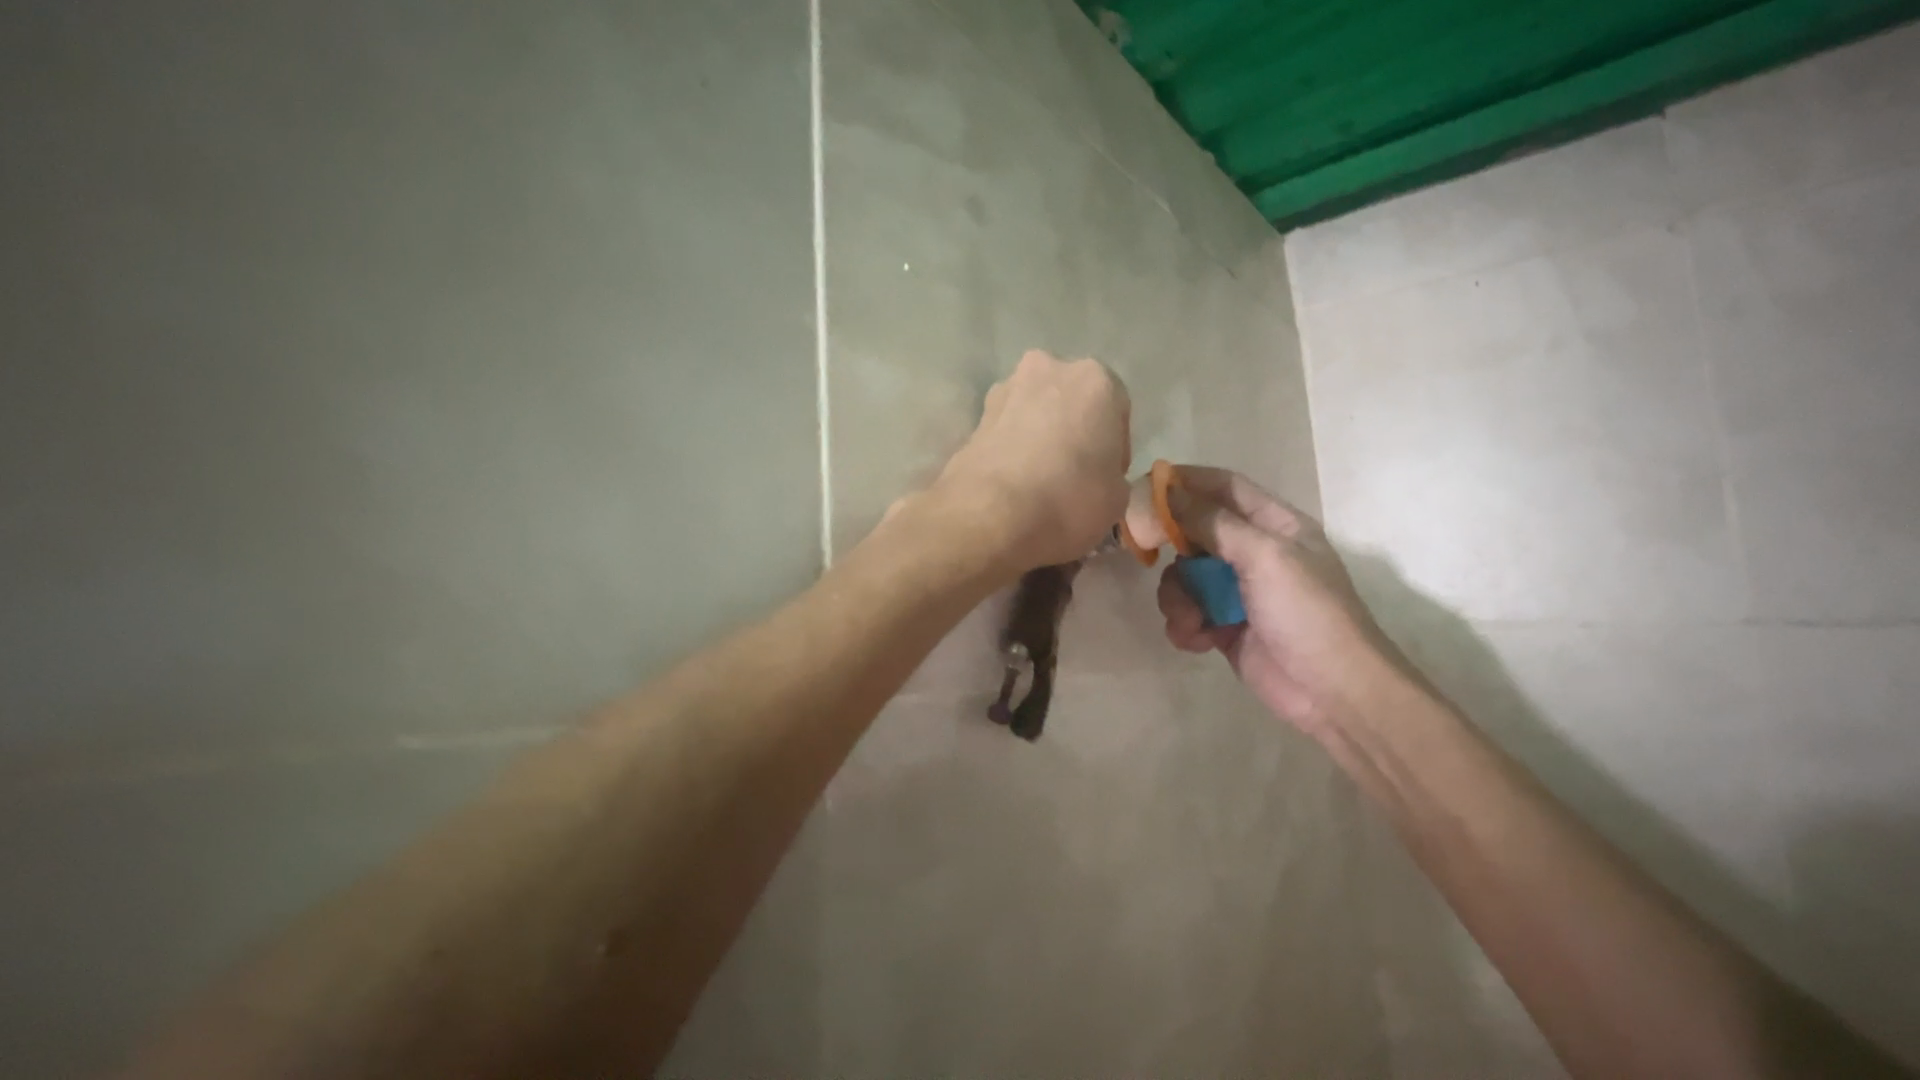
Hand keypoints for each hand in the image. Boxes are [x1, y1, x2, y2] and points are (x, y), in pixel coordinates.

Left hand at [929, 350, 1130, 576]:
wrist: (991, 513)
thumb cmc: (1070, 498)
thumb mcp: (1117, 497)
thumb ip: (1113, 474)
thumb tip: (1099, 477)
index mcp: (1096, 379)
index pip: (1117, 411)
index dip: (1115, 448)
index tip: (1107, 477)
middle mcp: (1049, 369)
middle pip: (1072, 402)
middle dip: (1075, 431)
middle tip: (1075, 474)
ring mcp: (1006, 389)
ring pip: (1036, 411)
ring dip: (1041, 436)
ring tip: (1041, 480)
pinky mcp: (975, 416)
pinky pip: (1007, 430)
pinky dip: (1013, 448)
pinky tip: (1015, 482)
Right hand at [1154, 467, 1397, 736]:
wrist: (1333, 692)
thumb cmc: (1307, 612)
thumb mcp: (1264, 556)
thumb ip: (1212, 522)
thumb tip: (1166, 492)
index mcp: (1275, 525)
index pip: (1223, 487)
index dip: (1184, 482)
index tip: (1143, 488)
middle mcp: (1255, 552)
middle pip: (1194, 533)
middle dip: (1172, 547)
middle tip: (1145, 552)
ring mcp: (1238, 592)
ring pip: (1184, 577)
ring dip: (1178, 597)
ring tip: (1191, 619)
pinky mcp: (1225, 627)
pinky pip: (1188, 613)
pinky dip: (1186, 626)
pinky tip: (1199, 641)